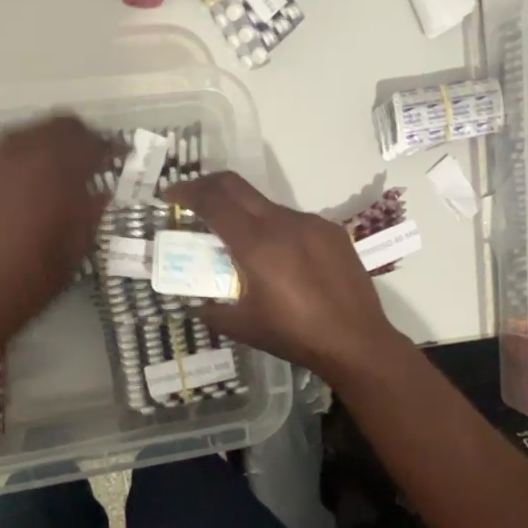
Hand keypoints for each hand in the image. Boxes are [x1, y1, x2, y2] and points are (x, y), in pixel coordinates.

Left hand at [0, 116, 110, 361]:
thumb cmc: (23, 287)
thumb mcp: (70, 255)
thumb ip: (89, 215)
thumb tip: (103, 192)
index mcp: (51, 173)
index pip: (90, 142)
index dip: (111, 147)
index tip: (123, 157)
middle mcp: (18, 156)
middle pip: (57, 126)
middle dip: (80, 139)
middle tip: (96, 160)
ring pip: (27, 134)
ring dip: (50, 145)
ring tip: (63, 172)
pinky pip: (3, 153)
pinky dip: (23, 159)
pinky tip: (28, 186)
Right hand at [165, 172, 407, 379]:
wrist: (356, 341)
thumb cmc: (295, 336)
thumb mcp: (243, 327)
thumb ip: (211, 310)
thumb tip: (194, 302)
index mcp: (257, 244)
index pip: (213, 201)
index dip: (187, 192)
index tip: (171, 196)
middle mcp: (284, 223)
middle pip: (236, 186)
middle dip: (208, 187)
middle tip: (192, 202)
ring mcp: (312, 223)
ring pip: (267, 206)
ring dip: (245, 215)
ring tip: (241, 246)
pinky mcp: (332, 231)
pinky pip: (294, 221)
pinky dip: (276, 231)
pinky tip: (281, 260)